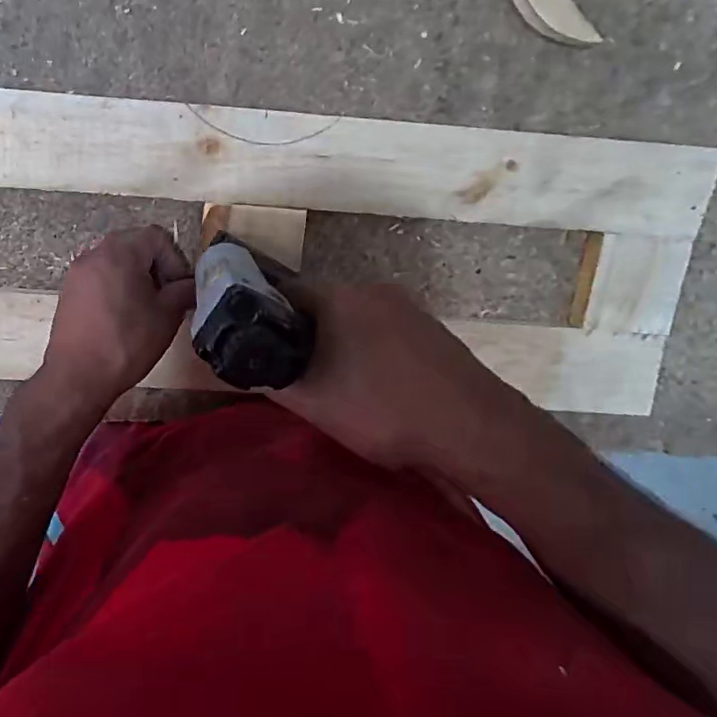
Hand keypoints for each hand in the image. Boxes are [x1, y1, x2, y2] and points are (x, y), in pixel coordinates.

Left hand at [35, 226, 195, 412]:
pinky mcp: (68, 291)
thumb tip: (191, 285)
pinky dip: (116, 287)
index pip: (157, 237)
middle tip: (166, 297)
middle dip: (157, 267)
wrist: (77, 378)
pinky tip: (122, 317)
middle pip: (136, 245)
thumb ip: (184, 290)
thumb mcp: (167, 315)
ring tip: (145, 309)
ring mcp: (77, 272)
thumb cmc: (127, 342)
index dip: (175, 260)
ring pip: (117, 262)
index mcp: (120, 250)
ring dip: (136, 278)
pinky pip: (100, 277)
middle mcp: (94, 252)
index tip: (178, 289)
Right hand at [267, 282, 527, 476]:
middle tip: (298, 375)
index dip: (266, 319)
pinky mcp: (432, 329)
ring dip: (341, 346)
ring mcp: (408, 307)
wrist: (474, 428)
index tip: (259, 349)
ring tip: (339, 389)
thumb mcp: (314, 402)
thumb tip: (242, 366)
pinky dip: (373, 353)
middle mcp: (373, 289)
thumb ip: (273, 379)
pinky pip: (386, 332)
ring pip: (356, 320)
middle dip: (306, 336)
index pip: (286, 293)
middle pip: (323, 305)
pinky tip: (380, 389)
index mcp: (340, 295)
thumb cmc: (383, 409)